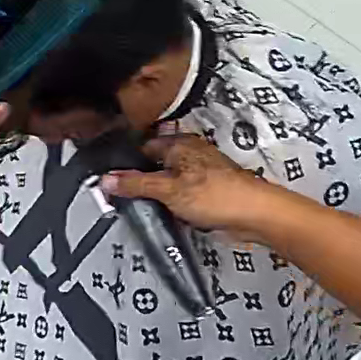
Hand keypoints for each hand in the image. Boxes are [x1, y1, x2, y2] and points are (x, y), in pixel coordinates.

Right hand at [99, 135, 290, 242]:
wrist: (253, 214)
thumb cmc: (216, 195)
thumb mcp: (167, 190)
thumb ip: (136, 184)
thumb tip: (107, 180)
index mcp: (179, 144)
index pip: (142, 148)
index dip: (126, 164)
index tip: (109, 180)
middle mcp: (190, 154)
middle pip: (156, 165)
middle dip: (142, 182)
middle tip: (122, 198)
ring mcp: (201, 173)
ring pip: (170, 182)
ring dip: (159, 196)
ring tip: (144, 209)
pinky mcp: (209, 191)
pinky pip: (183, 196)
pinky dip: (175, 205)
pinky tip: (169, 216)